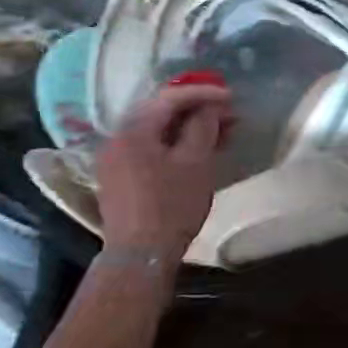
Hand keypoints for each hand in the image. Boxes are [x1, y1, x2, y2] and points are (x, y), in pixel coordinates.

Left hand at [94, 84, 233, 264]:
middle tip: (228, 113)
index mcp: (133, 131)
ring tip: (220, 131)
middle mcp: (118, 139)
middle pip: (160, 113)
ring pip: (157, 132)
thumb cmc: (171, 205)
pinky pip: (151, 148)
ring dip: (188, 127)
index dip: (203, 93)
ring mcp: (116, 159)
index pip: (169, 98)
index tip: (231, 97)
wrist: (141, 254)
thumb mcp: (196, 162)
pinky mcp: (121, 177)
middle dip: (196, 109)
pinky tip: (198, 150)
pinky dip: (176, 143)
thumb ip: (203, 127)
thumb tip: (210, 107)